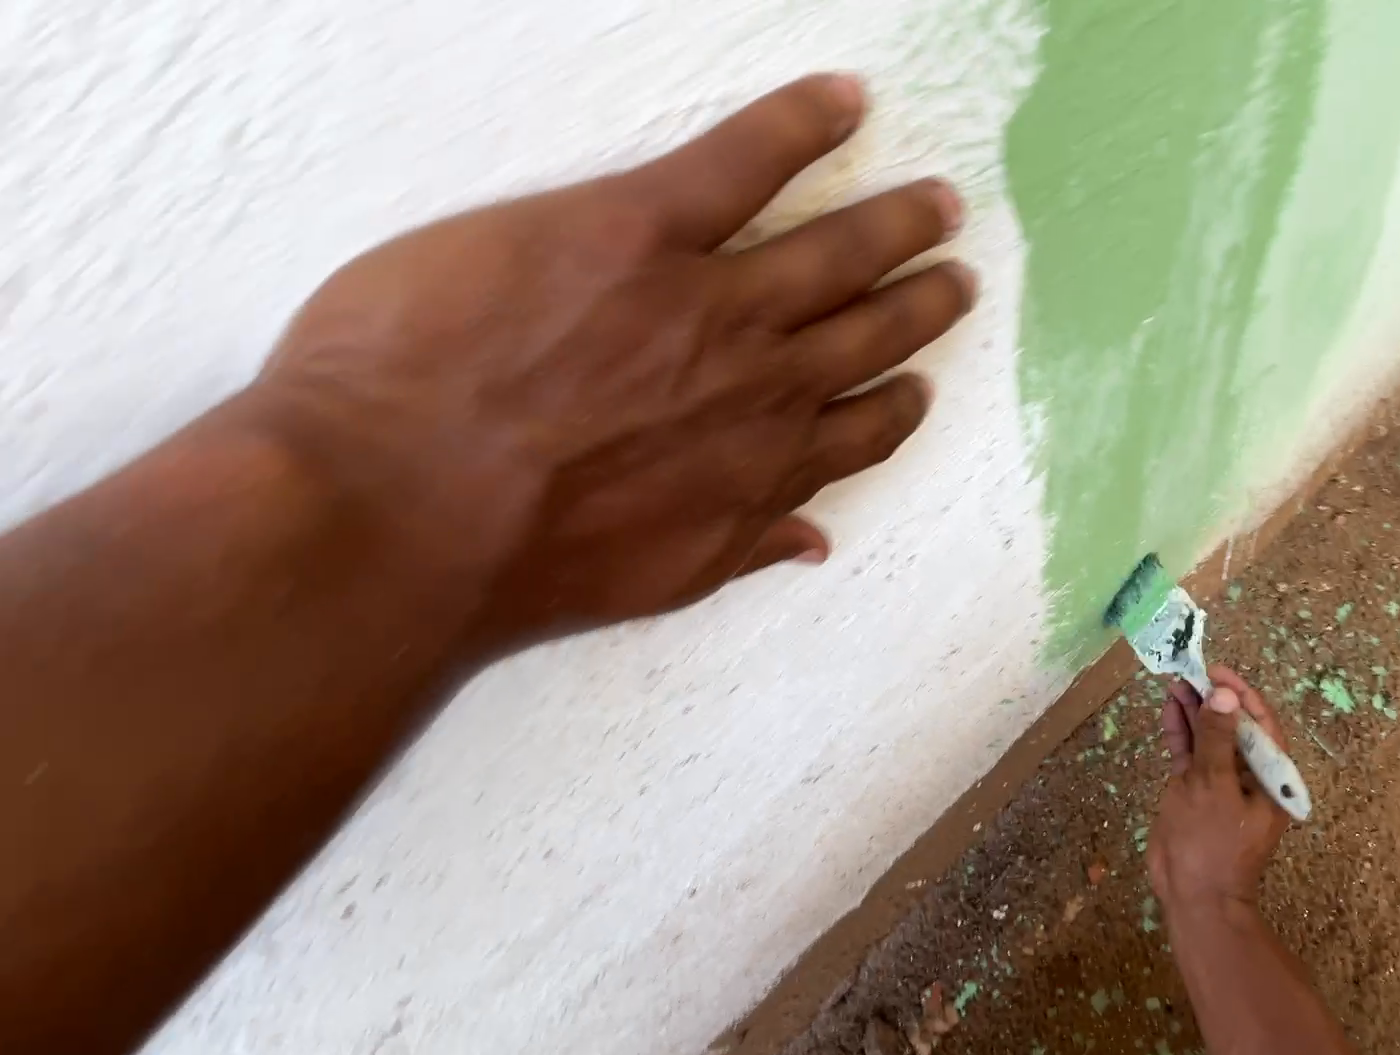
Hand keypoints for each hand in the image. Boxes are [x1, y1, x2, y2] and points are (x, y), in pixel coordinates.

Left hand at [248, 73, 972, 650]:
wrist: (409, 515)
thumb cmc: (529, 559)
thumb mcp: (663, 577)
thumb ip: (748, 548)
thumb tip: (814, 546)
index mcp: (767, 467)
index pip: (866, 429)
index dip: (900, 402)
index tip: (917, 384)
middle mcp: (769, 387)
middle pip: (873, 333)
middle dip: (927, 303)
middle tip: (958, 275)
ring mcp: (715, 305)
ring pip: (839, 252)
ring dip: (899, 224)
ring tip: (940, 203)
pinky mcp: (640, 231)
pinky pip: (744, 163)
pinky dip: (802, 126)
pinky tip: (844, 99)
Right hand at [1147, 666, 1290, 911]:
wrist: (1193, 895)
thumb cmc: (1212, 843)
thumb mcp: (1214, 786)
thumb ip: (1216, 738)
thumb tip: (1224, 694)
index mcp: (1270, 777)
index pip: (1260, 723)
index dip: (1239, 694)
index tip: (1215, 671)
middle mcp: (1248, 774)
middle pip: (1232, 726)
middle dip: (1212, 698)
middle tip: (1187, 670)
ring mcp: (1220, 781)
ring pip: (1208, 736)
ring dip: (1193, 710)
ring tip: (1174, 681)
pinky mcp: (1195, 789)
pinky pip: (1190, 753)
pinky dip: (1180, 732)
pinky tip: (1169, 709)